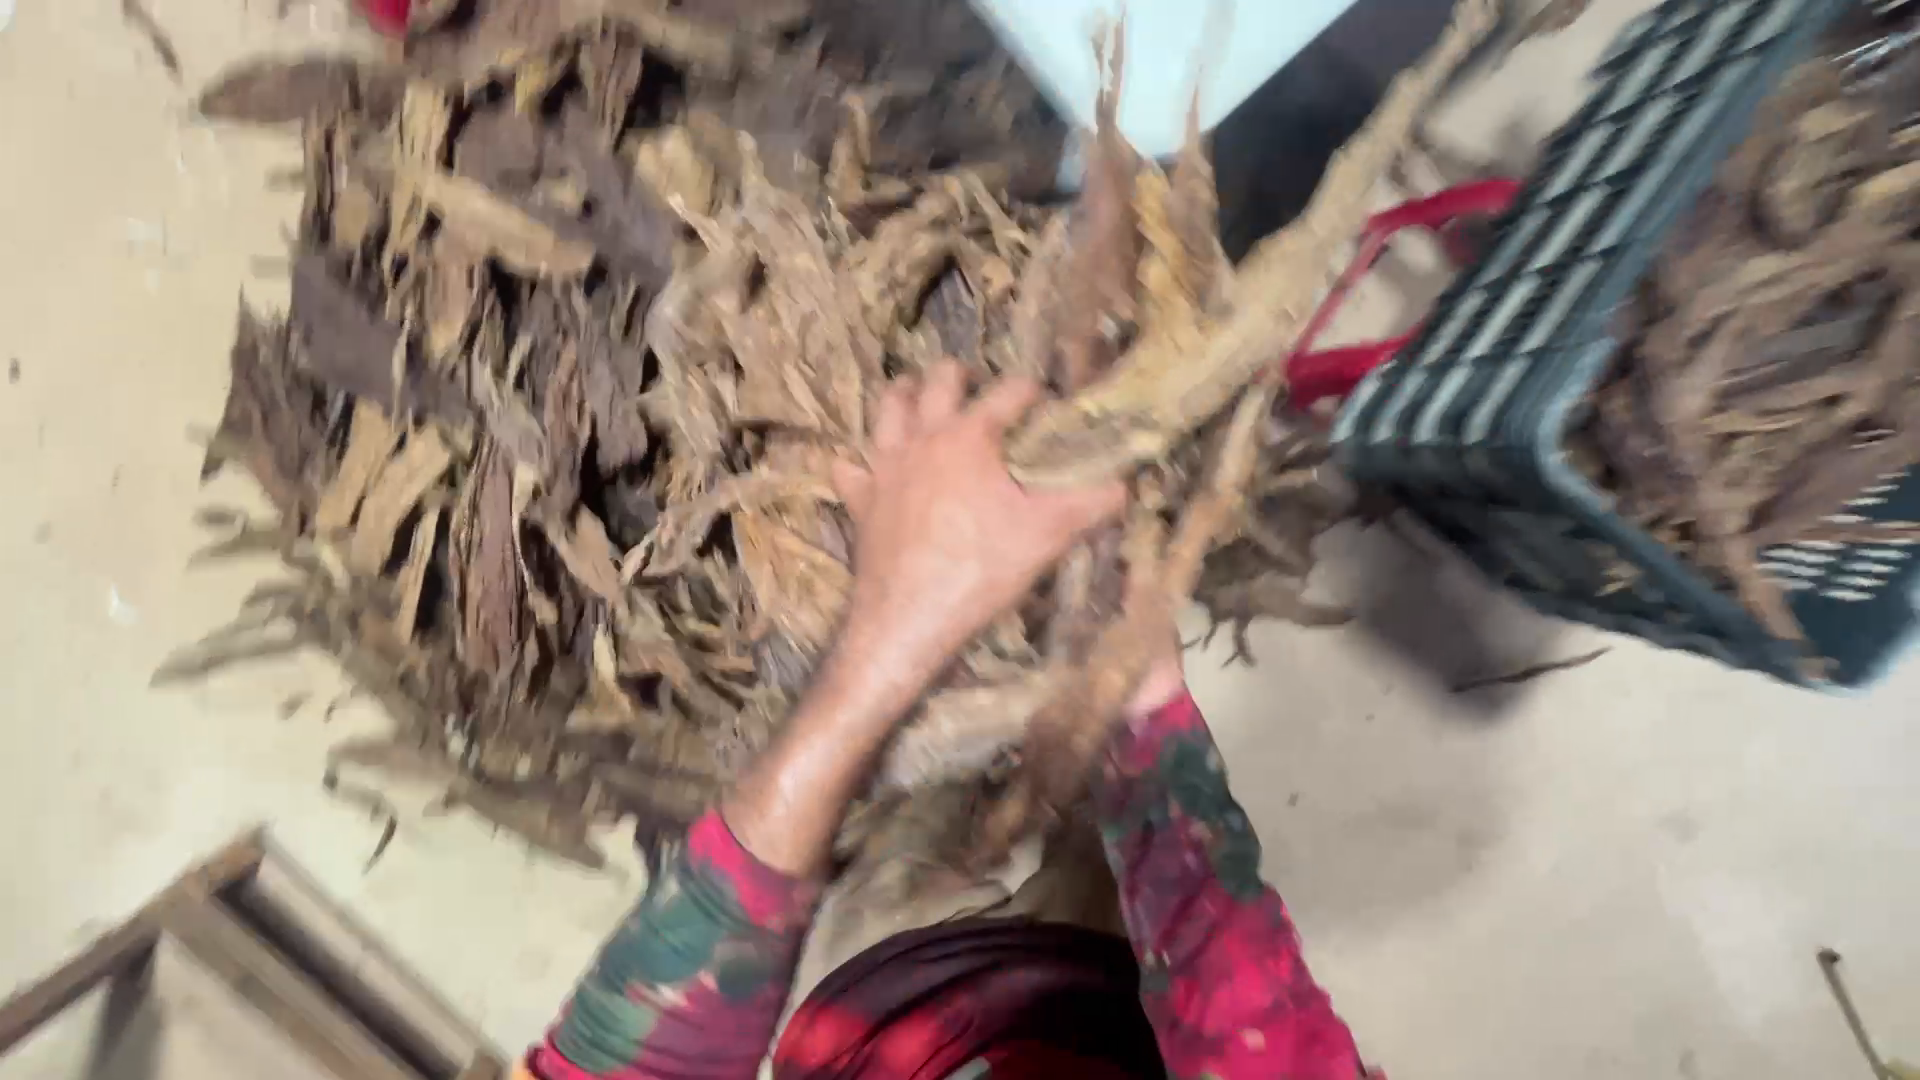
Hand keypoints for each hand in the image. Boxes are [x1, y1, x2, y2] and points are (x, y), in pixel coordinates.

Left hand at [831, 361, 1125, 693]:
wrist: (910, 617)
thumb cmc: (982, 569)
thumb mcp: (1048, 534)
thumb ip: (1092, 504)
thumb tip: (1126, 485)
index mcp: (971, 437)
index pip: (1008, 393)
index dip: (1031, 389)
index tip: (1044, 397)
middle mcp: (922, 438)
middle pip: (937, 382)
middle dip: (958, 374)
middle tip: (972, 383)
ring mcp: (884, 467)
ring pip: (885, 410)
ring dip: (902, 397)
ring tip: (915, 396)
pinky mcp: (859, 500)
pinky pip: (847, 468)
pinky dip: (856, 463)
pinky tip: (864, 469)